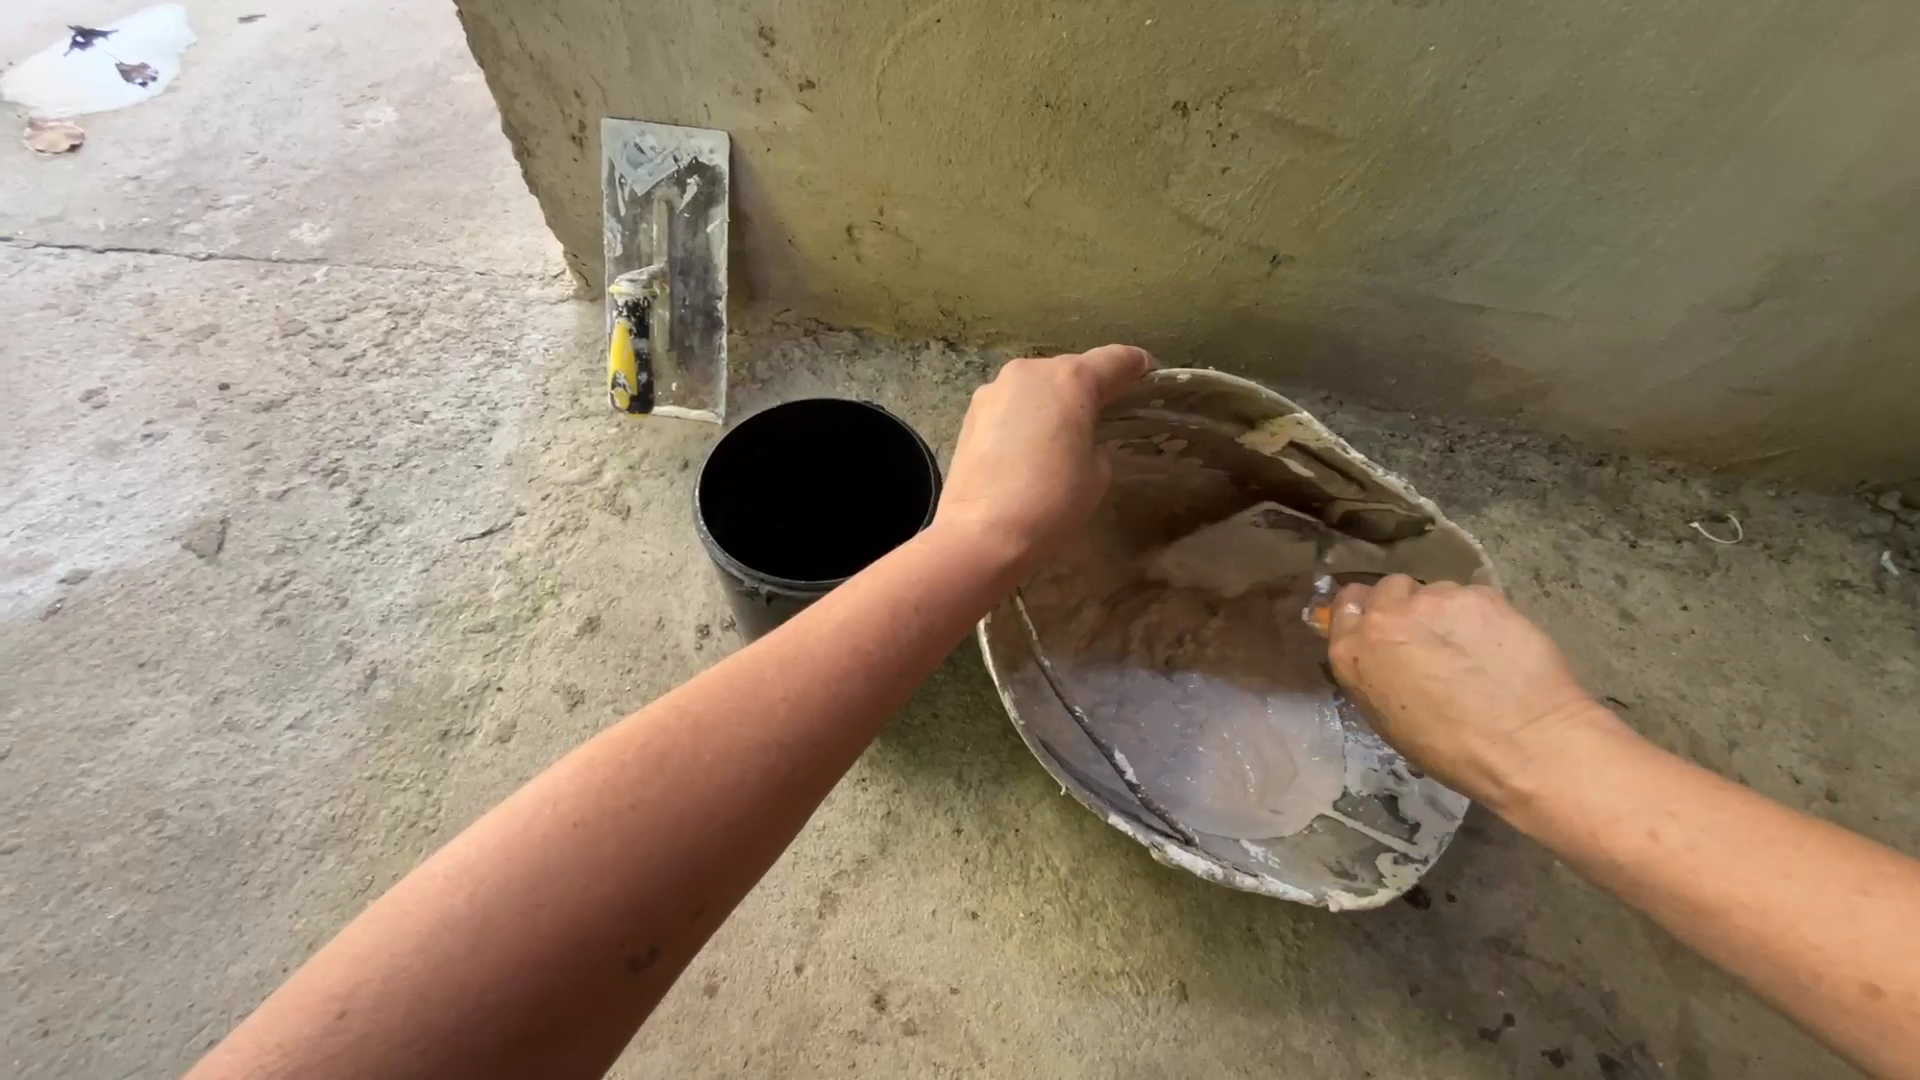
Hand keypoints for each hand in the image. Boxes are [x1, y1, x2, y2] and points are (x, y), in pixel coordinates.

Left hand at [935, 345, 1153, 567]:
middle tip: (1102, 417)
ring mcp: (994, 391)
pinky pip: (1009, 407)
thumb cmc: (1051, 501)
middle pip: (1069, 371)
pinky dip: (1024, 419)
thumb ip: (1095, 443)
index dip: (1136, 367)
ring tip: (1059, 437)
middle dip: (1088, 389)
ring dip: (1051, 403)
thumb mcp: (1097, 474)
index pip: (1115, 360)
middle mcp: (1029, 372)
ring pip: (1035, 387)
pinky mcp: (970, 414)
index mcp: (1070, 379)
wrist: (983, 532)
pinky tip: (1026, 450)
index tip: (1147, 375)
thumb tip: (1075, 441)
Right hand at [1327, 575, 1617, 808]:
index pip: (1346, 604)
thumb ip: (1372, 669)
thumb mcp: (1384, 715)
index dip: (1367, 610)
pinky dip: (1483, 615)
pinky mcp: (1478, 596)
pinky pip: (1474, 596)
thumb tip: (1381, 652)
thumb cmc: (1449, 748)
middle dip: (1405, 605)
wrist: (1525, 746)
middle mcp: (1383, 617)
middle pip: (1388, 588)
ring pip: (1434, 590)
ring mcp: (1430, 602)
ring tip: (1471, 642)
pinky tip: (1499, 643)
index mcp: (1351, 652)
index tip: (1384, 622)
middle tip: (1429, 633)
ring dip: (1445, 610)